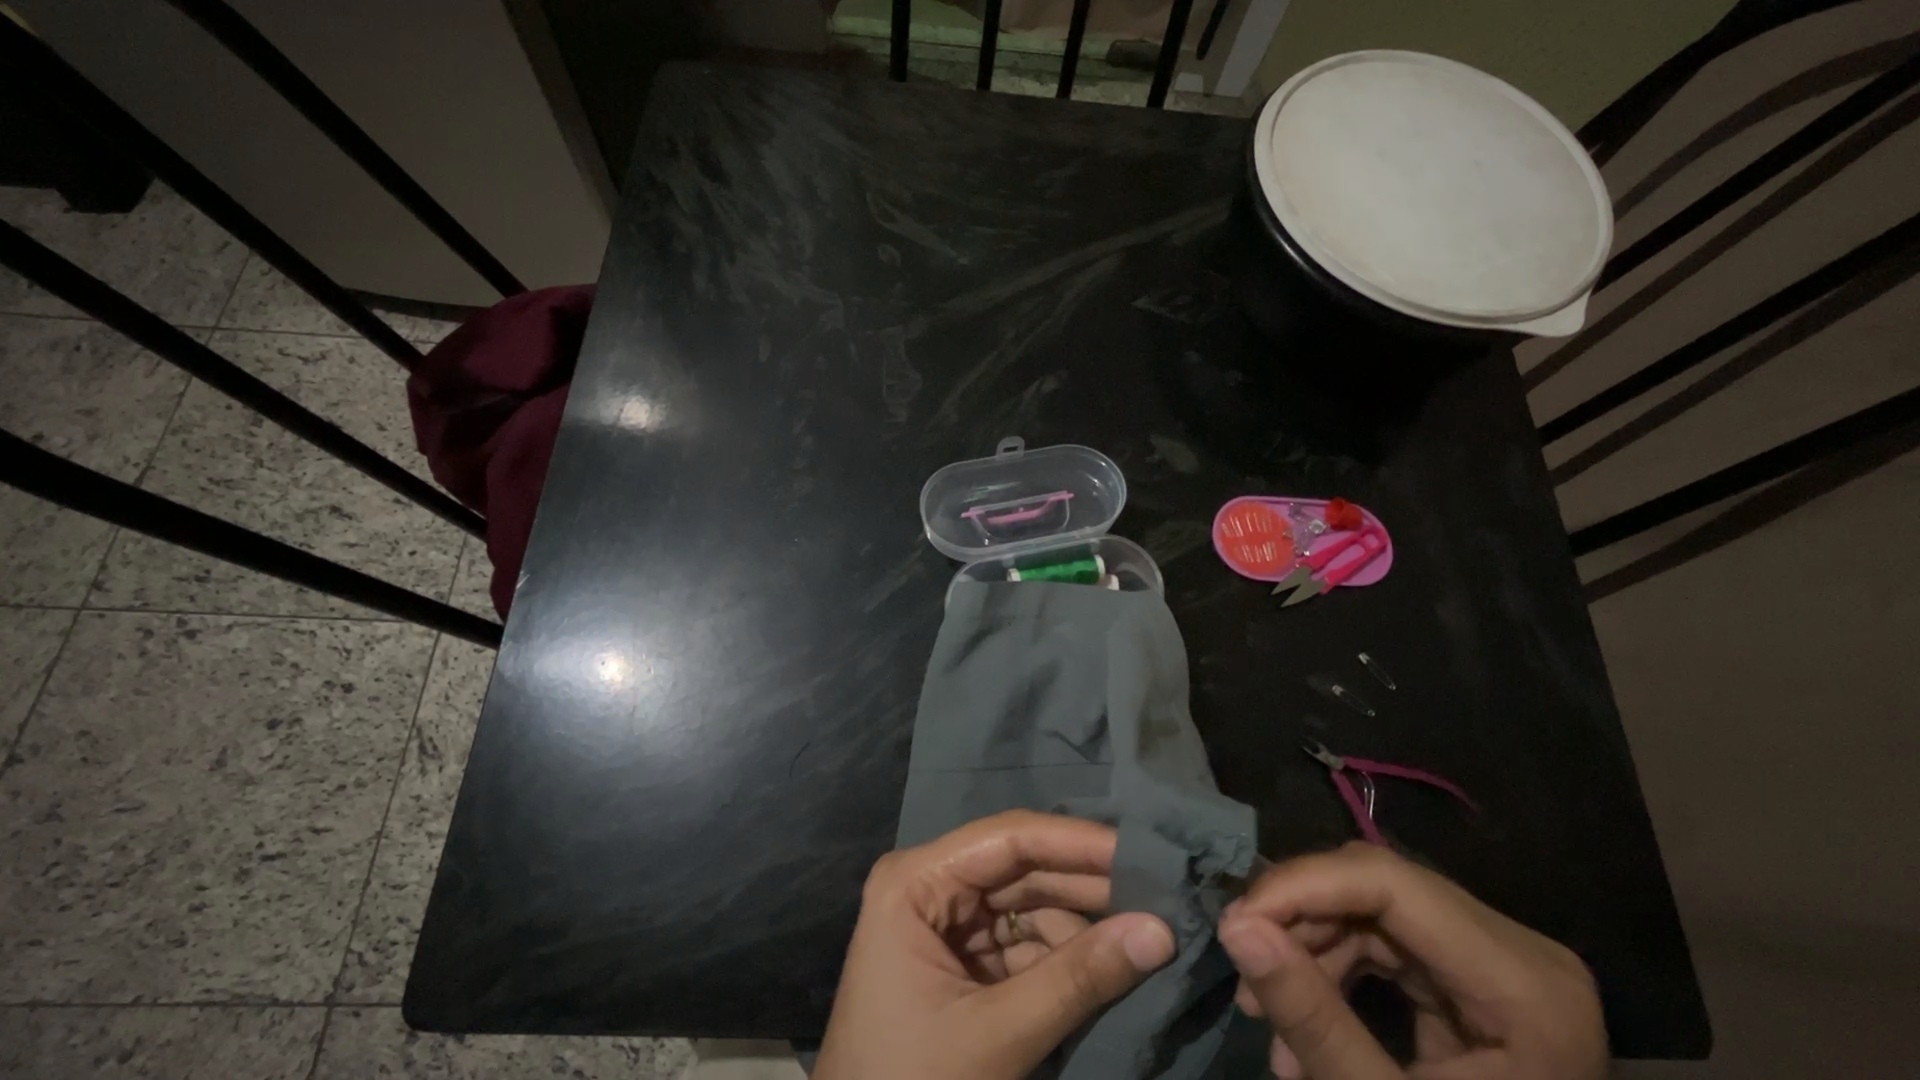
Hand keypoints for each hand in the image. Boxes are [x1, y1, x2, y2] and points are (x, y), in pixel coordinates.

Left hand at [815, 810, 1177, 1079]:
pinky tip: (1115, 959)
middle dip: (1092, 884)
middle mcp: (931, 885)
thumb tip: (1161, 930)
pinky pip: (1026, 941)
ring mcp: (948, 922)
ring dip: (1087, 922)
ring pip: (1032, 903)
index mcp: (917, 881)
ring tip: (1152, 927)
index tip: (1148, 849)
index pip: (1009, 838)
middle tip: (1165, 890)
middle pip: (1024, 868)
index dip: (1079, 842)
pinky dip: (1068, 954)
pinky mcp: (965, 959)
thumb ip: (1078, 979)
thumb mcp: (996, 1033)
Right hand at [1216, 843, 1606, 1079]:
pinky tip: (1303, 1023)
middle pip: (1380, 893)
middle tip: (1245, 979)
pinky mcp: (1477, 982)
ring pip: (1374, 915)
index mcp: (1524, 983)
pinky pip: (1389, 947)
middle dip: (1300, 926)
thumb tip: (1234, 928)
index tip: (1233, 924)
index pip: (1391, 883)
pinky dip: (1336, 974)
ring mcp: (1502, 963)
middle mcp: (1521, 952)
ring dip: (1310, 953)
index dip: (1302, 886)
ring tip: (1266, 1017)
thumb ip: (1314, 1022)